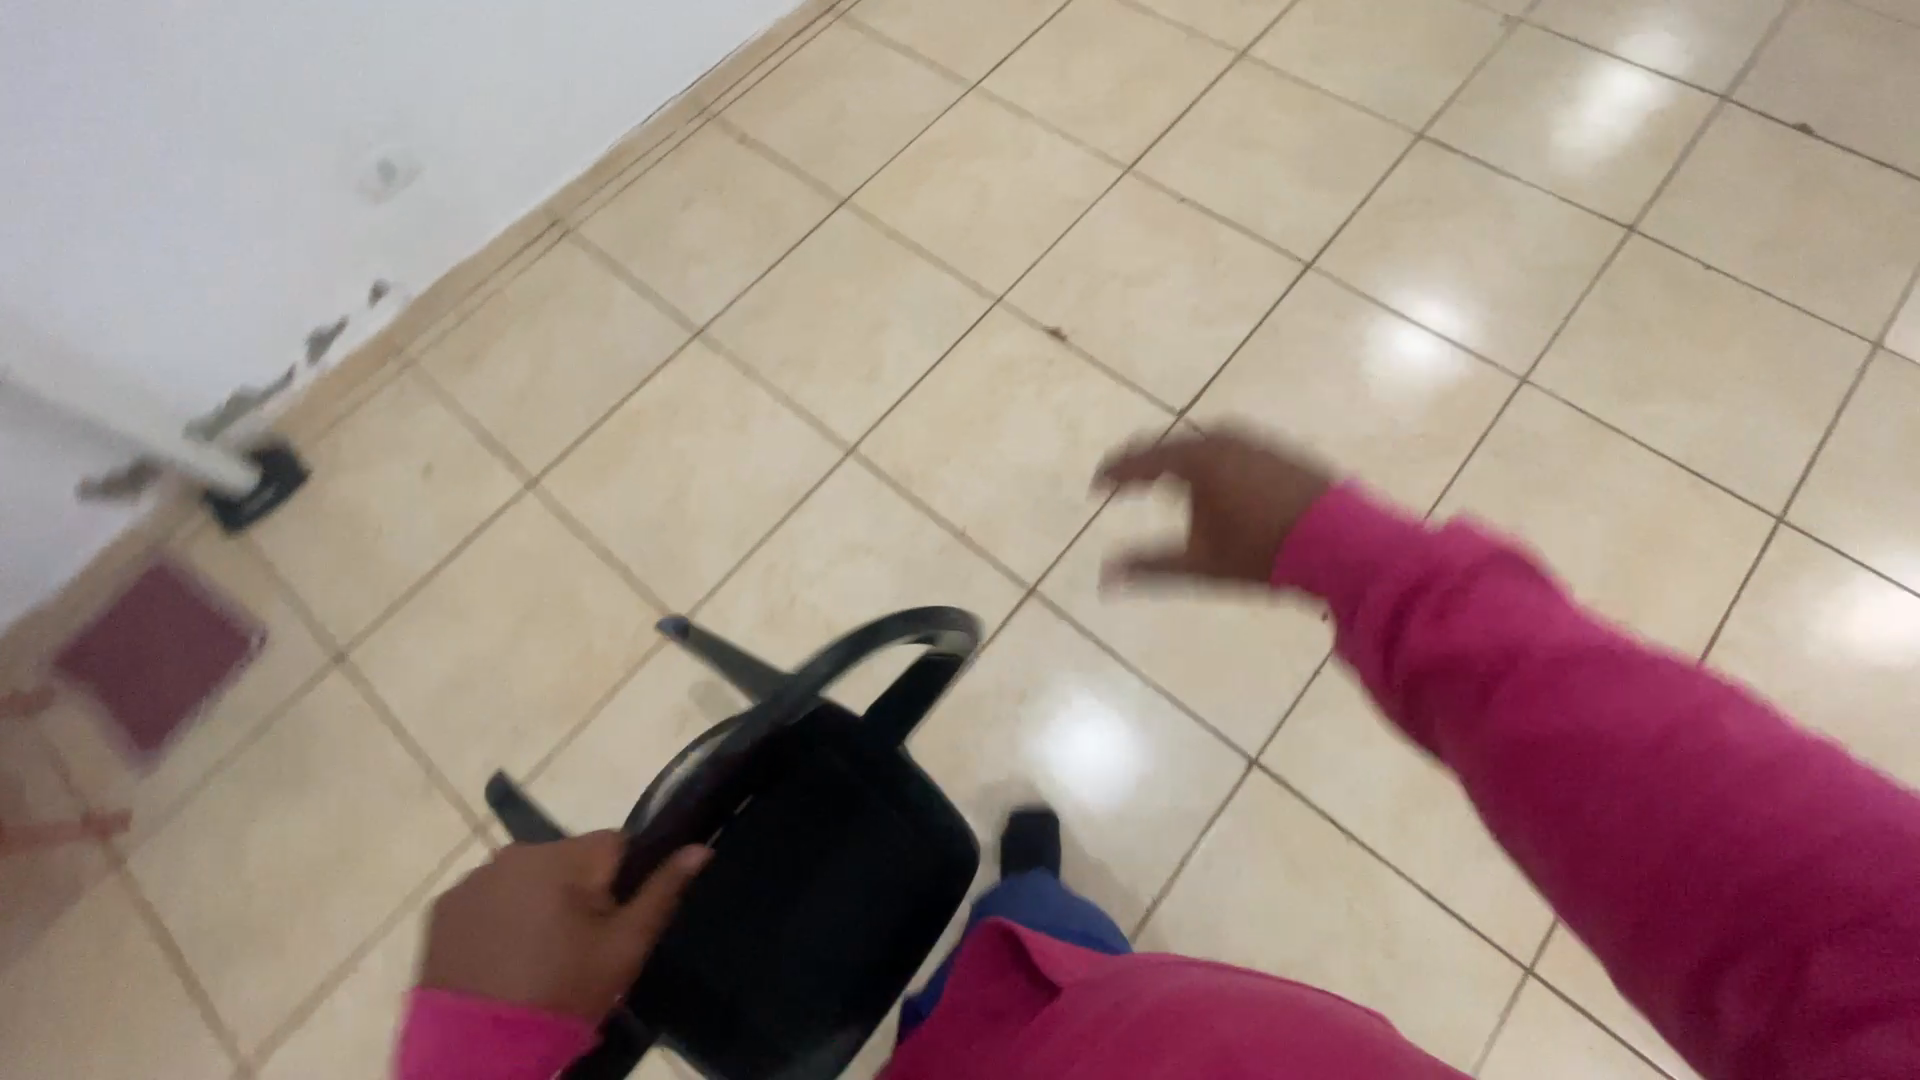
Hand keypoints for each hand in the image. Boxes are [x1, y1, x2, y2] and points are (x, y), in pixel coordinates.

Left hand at [419, 833, 709, 1019]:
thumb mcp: (626, 946)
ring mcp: (473, 879)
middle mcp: (517, 853)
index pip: (615, 845)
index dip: (620, 882)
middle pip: (569, 859)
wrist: (477, 1057)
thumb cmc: (564, 993)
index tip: (609, 923)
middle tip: (573, 945)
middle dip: (577, 890)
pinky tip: (499, 955)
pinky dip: (498, 916)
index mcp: (566, 857)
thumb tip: (701, 847)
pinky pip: (488, 896)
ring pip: (528, 876)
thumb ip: (663, 890)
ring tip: (532, 955)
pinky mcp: (441, 907)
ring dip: (537, 900)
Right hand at [1095, 427, 1332, 587]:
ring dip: (1178, 461)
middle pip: (1169, 446)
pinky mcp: (1279, 452)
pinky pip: (1229, 449)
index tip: (1095, 488)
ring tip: (1164, 481)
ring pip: (1202, 445)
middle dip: (1144, 464)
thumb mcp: (1200, 565)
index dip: (1114, 475)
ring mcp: (1254, 443)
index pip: (1140, 461)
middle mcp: (1221, 441)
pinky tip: (1214, 482)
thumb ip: (1150, 568)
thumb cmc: (1264, 553)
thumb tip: (1105, 578)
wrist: (1346, 543)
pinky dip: (1209, 462)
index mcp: (1195, 461)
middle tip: (1125, 481)